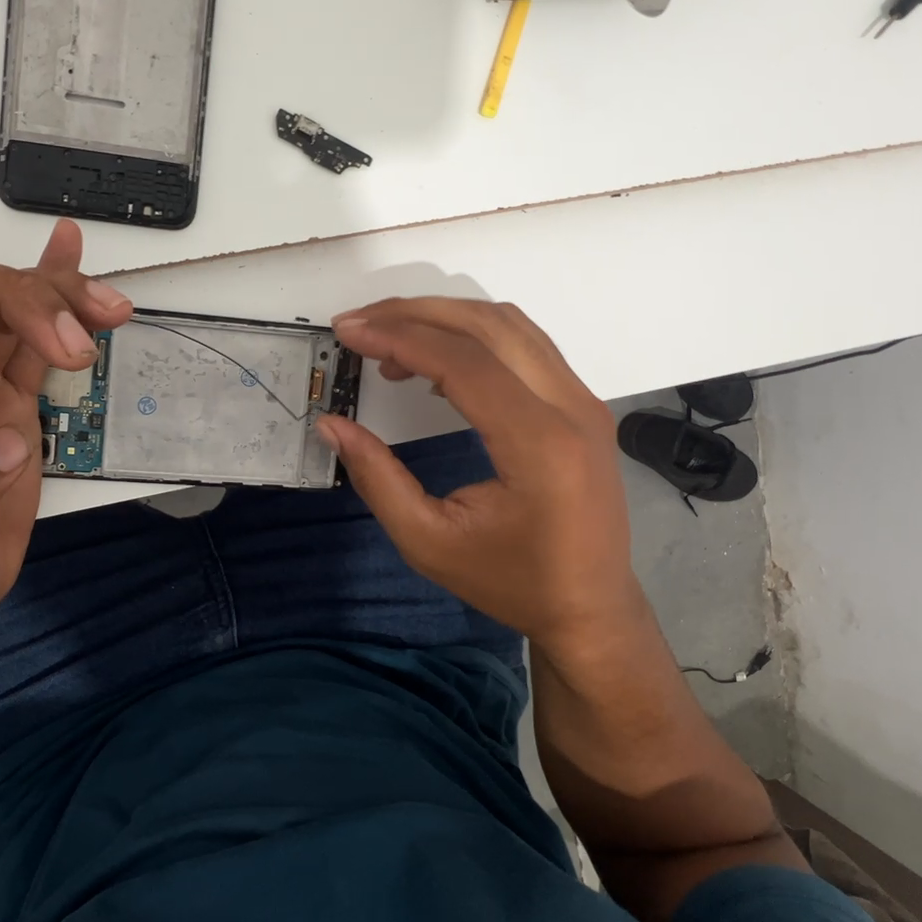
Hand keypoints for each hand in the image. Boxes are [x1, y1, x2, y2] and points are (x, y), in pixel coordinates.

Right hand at [316, 298, 640, 652]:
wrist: (590, 608)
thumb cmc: (510, 582)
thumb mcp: (428, 541)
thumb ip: (377, 478)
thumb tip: (332, 424)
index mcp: (539, 444)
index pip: (464, 362)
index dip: (399, 337)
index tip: (347, 332)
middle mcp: (571, 407)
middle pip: (489, 325)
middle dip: (416, 313)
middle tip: (359, 324)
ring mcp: (583, 401)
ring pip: (511, 325)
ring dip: (445, 318)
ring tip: (388, 339)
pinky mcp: (582, 405)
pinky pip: (525, 344)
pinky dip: (473, 337)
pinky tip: (433, 360)